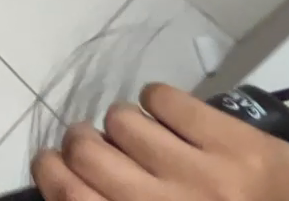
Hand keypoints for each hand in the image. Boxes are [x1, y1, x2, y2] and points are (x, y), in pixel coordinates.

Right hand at [33, 86, 288, 200]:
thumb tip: (73, 182)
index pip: (70, 196)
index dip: (51, 173)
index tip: (58, 168)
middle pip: (85, 148)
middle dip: (85, 143)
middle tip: (105, 151)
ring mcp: (206, 178)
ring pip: (121, 119)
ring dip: (131, 128)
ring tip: (157, 143)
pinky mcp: (237, 145)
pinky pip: (161, 97)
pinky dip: (162, 105)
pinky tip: (183, 125)